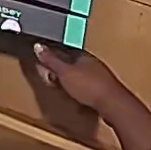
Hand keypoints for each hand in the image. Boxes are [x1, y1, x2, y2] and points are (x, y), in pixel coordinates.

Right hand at [33, 45, 150, 149]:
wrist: (112, 104)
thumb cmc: (89, 86)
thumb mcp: (64, 73)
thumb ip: (51, 60)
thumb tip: (38, 46)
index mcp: (83, 55)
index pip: (64, 51)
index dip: (53, 57)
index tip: (44, 64)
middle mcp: (92, 64)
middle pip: (72, 64)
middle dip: (61, 72)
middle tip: (52, 79)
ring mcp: (100, 77)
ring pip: (80, 77)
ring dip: (71, 83)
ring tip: (64, 91)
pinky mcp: (103, 91)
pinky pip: (88, 89)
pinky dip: (80, 93)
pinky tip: (78, 101)